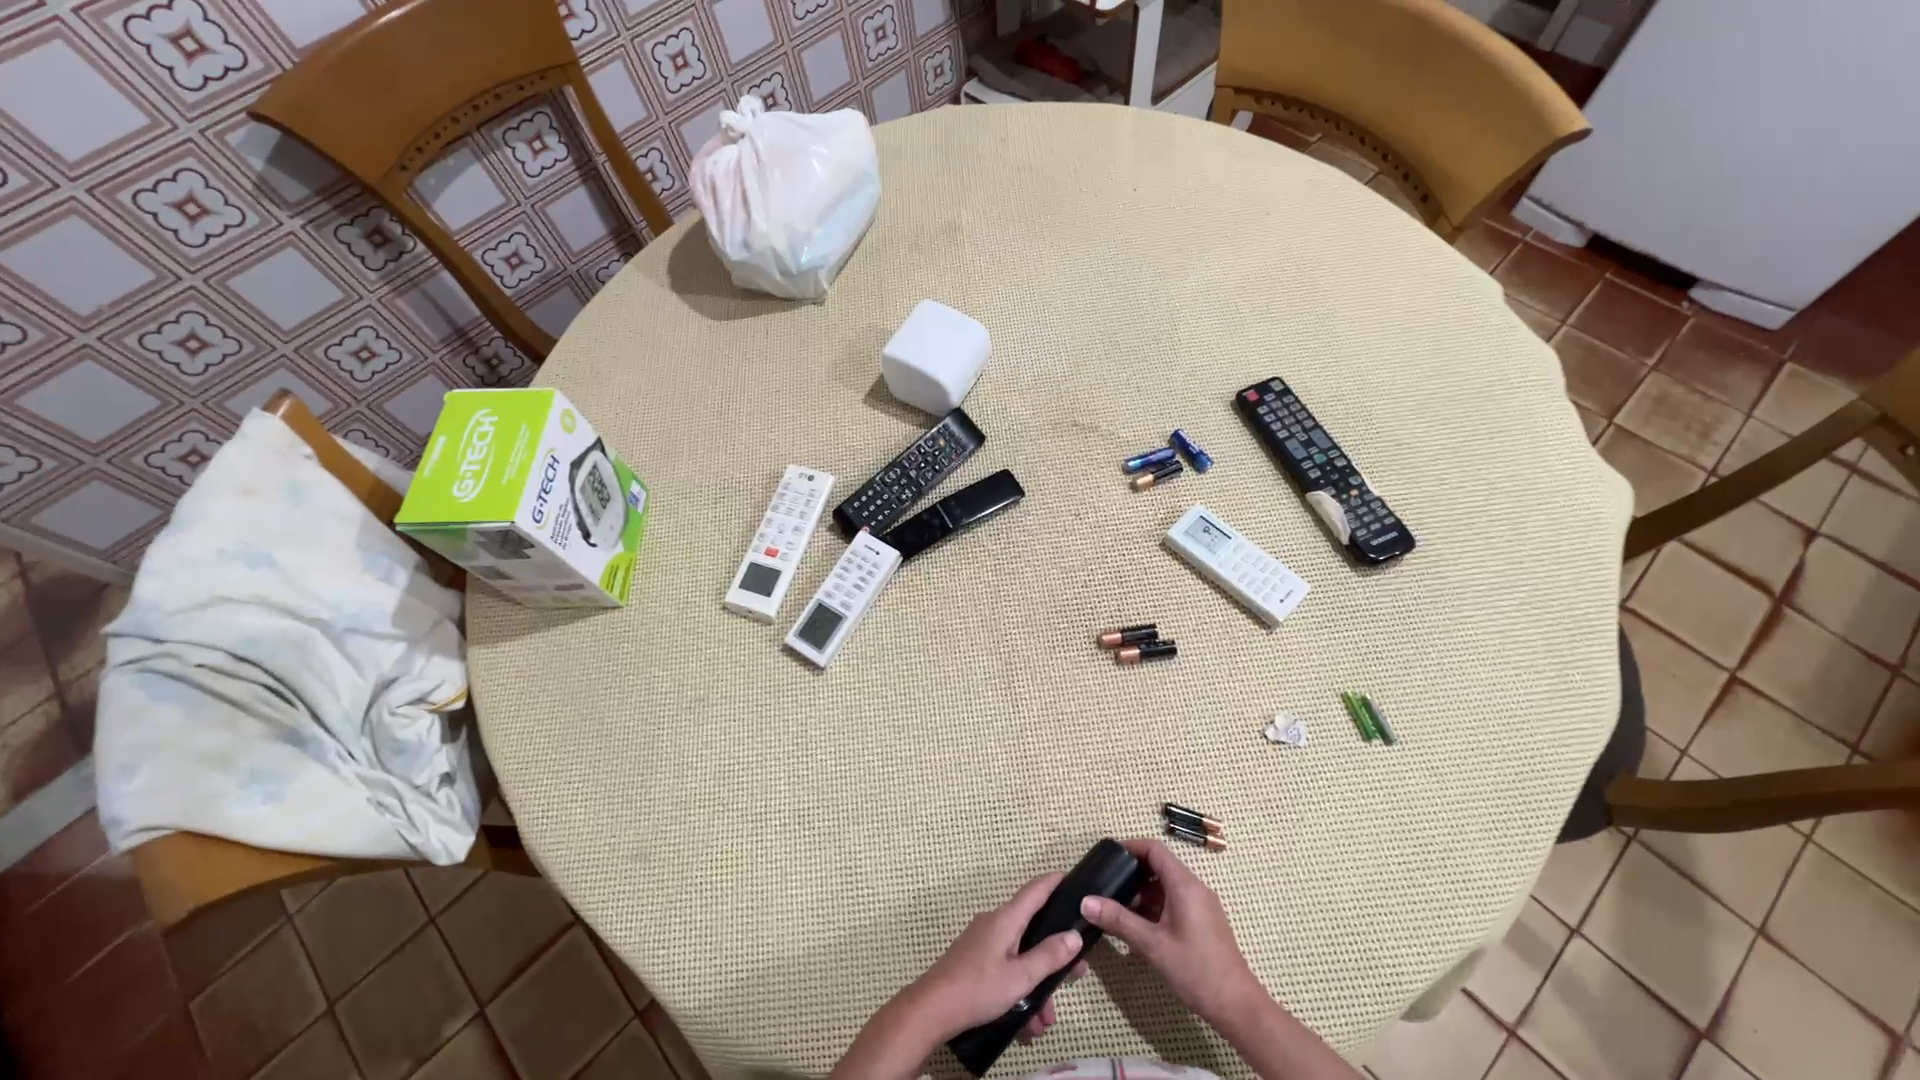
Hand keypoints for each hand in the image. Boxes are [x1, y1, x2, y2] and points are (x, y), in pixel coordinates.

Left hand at [894, 872, 1089, 1044]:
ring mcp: (982, 941)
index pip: (1036, 889)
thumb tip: (1074, 935)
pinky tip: (1026, 1022)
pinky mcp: (974, 960)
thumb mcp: (1020, 977)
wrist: (931, 1010)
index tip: (1077, 882)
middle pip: (1032, 928)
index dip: (1057, 882)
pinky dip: (1019, 989)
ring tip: (1045, 1019)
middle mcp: (994, 923)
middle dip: (1055, 953)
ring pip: (1020, 955)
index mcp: (1006, 919)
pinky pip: (1006, 967)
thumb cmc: (977, 989)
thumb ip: (1049, 956)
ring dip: (1036, 983)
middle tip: (1076, 972)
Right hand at [1077, 838, 1266, 1028]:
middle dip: (1131, 874)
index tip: (1107, 857)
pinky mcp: (1201, 923)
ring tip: (1114, 910)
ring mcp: (1200, 906)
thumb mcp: (1152, 945)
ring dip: (1141, 896)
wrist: (1236, 1005)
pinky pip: (1173, 904)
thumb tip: (1086, 902)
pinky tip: (1136, 932)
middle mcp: (1195, 889)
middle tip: (1105, 886)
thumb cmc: (1195, 970)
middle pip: (1159, 867)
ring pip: (1165, 888)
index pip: (1155, 849)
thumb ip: (1118, 920)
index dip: (1130, 847)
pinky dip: (1153, 911)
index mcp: (1185, 886)